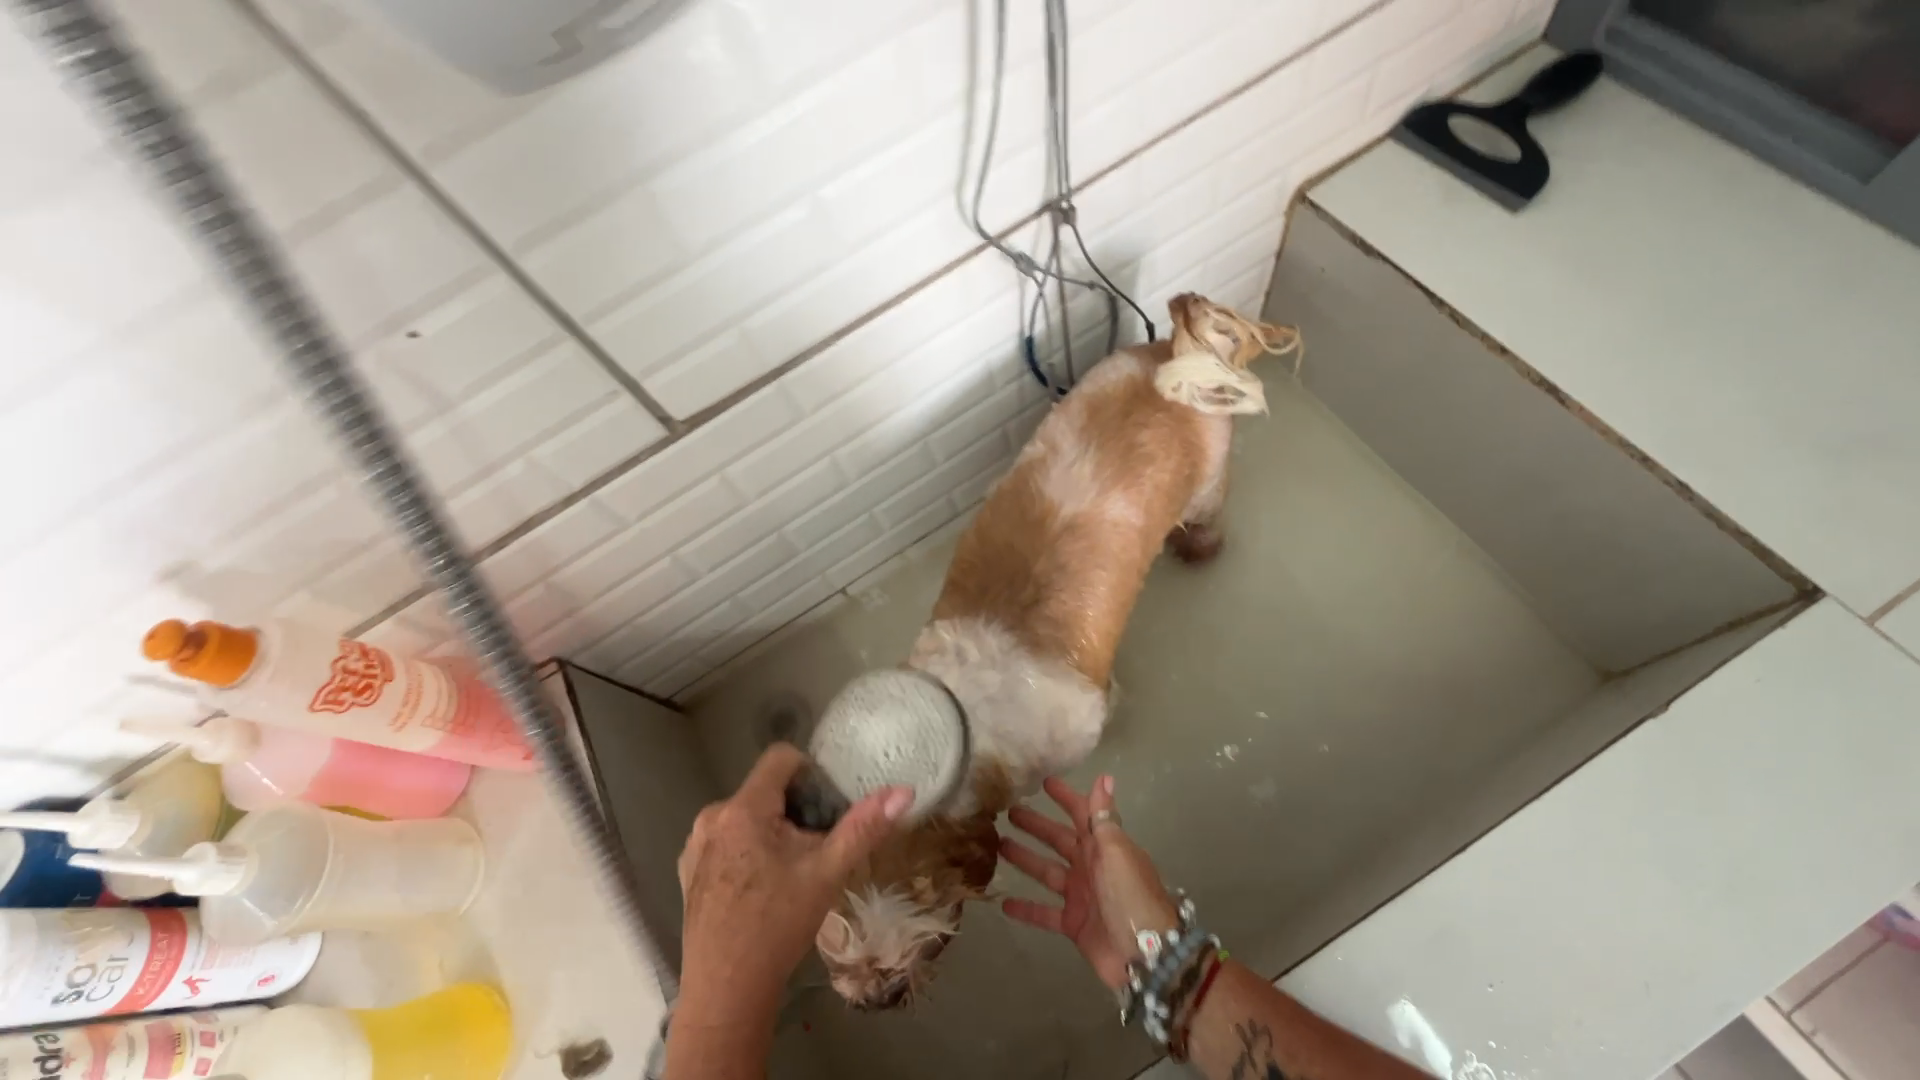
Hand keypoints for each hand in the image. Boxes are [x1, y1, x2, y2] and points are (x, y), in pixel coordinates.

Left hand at [676, 744, 912, 1014]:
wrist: (726, 991)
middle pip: (766, 789)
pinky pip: (728, 840)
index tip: (828, 809)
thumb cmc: (777, 926)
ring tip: (791, 872)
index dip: (812, 773)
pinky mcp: (689, 871)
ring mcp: (695, 845)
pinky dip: (749, 851)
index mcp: (743, 808)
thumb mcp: (827, 874)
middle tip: (815, 850)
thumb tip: (903, 791)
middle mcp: (712, 817)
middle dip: (796, 809)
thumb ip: (863, 828)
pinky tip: (762, 890)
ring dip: (773, 831)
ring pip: (748, 816)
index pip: (782, 758)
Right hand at [999, 775, 1177, 989]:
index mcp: (1104, 846)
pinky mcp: (1074, 924)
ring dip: (1025, 859)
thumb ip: (1103, 818)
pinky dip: (1026, 909)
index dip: (1065, 797)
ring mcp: (1081, 896)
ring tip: (997, 846)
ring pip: (1046, 872)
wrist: (1146, 957)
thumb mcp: (1117, 852)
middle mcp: (1091, 866)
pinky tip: (1003, 903)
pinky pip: (1044, 913)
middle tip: (1008, 811)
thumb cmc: (1131, 897)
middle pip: (1058, 840)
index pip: (1082, 814)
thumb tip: (1104, 776)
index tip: (1043, 782)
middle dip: (1036, 825)